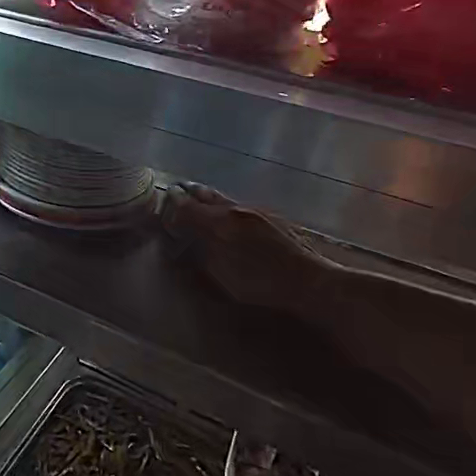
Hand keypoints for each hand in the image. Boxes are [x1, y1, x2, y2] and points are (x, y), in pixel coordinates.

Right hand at [161, 183, 330, 309]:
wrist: (311, 280)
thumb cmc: (263, 284)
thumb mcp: (223, 275)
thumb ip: (202, 254)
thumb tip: (186, 241)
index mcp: (221, 223)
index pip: (189, 207)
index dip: (174, 204)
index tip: (164, 200)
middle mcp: (237, 210)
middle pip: (207, 195)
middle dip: (190, 193)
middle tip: (177, 191)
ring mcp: (257, 211)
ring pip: (225, 199)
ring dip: (209, 199)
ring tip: (199, 200)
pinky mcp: (273, 218)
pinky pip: (240, 206)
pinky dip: (226, 207)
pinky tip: (229, 216)